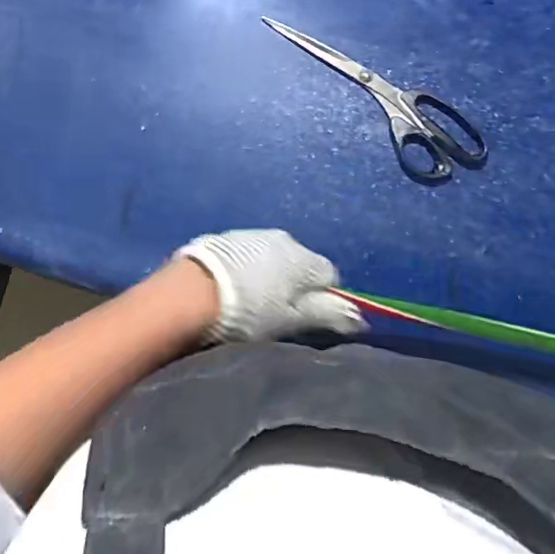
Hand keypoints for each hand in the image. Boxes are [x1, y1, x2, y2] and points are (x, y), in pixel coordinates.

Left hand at [175, 229, 365, 343]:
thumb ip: (329, 315)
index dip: (322, 298)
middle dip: (295, 285)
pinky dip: (247, 268)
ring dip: (270, 275)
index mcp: (303, 256)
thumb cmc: (250, 309)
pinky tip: (233, 286)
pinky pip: (248, 255)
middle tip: (278, 312)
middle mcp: (280, 238)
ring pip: (273, 258)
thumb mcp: (293, 319)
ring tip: (252, 301)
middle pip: (300, 264)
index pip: (329, 276)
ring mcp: (250, 234)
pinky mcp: (224, 238)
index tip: (305, 317)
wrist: (193, 289)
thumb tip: (360, 317)